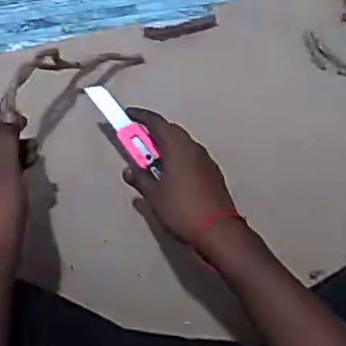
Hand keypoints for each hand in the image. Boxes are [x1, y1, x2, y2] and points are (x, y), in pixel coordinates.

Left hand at [0, 103, 29, 263]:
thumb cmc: (0, 205)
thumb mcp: (6, 167)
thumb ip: (7, 137)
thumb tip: (8, 111)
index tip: (7, 108)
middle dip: (6, 131)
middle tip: (28, 128)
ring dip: (15, 147)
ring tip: (36, 149)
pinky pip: (2, 170)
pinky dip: (16, 163)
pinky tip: (34, 164)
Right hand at [120, 109, 241, 259]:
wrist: (218, 231)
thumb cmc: (182, 210)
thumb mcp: (154, 195)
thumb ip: (140, 178)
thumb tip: (130, 170)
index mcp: (177, 147)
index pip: (156, 122)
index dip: (140, 116)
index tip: (127, 115)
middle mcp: (193, 148)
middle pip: (170, 130)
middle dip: (152, 132)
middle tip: (136, 141)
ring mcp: (205, 159)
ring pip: (182, 143)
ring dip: (166, 146)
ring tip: (152, 161)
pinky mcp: (212, 172)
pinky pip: (191, 156)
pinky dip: (178, 157)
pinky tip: (171, 175)